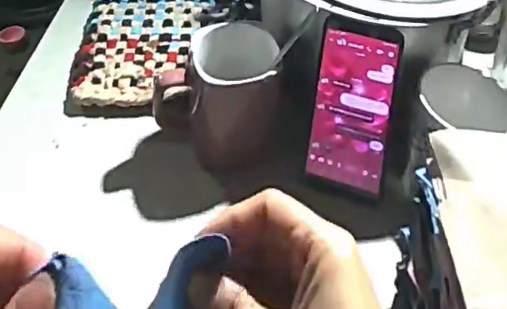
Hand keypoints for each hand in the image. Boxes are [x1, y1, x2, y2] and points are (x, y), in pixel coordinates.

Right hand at [192, 190, 379, 308]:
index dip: (228, 222)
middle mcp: (325, 256)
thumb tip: (195, 277)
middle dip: (224, 256)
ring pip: (267, 269)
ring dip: (231, 282)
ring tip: (191, 300)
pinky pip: (275, 296)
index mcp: (324, 244)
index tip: (190, 254)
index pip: (270, 208)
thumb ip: (236, 304)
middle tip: (181, 283)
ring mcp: (322, 288)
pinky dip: (246, 303)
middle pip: (267, 236)